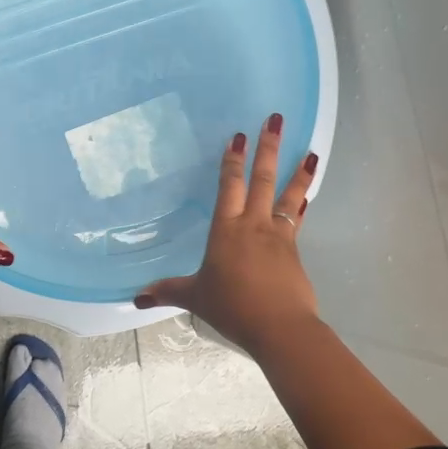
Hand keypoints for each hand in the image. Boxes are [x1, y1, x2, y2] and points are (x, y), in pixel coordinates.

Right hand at [133, 113, 320, 353]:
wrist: (280, 327)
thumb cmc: (233, 307)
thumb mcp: (196, 297)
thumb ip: (168, 291)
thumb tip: (136, 298)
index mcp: (226, 229)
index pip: (229, 186)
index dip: (233, 160)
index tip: (239, 136)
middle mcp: (253, 225)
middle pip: (262, 179)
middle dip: (267, 148)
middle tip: (275, 120)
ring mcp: (278, 236)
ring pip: (288, 195)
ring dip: (299, 172)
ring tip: (311, 150)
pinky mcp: (294, 252)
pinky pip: (296, 219)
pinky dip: (301, 204)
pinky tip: (307, 197)